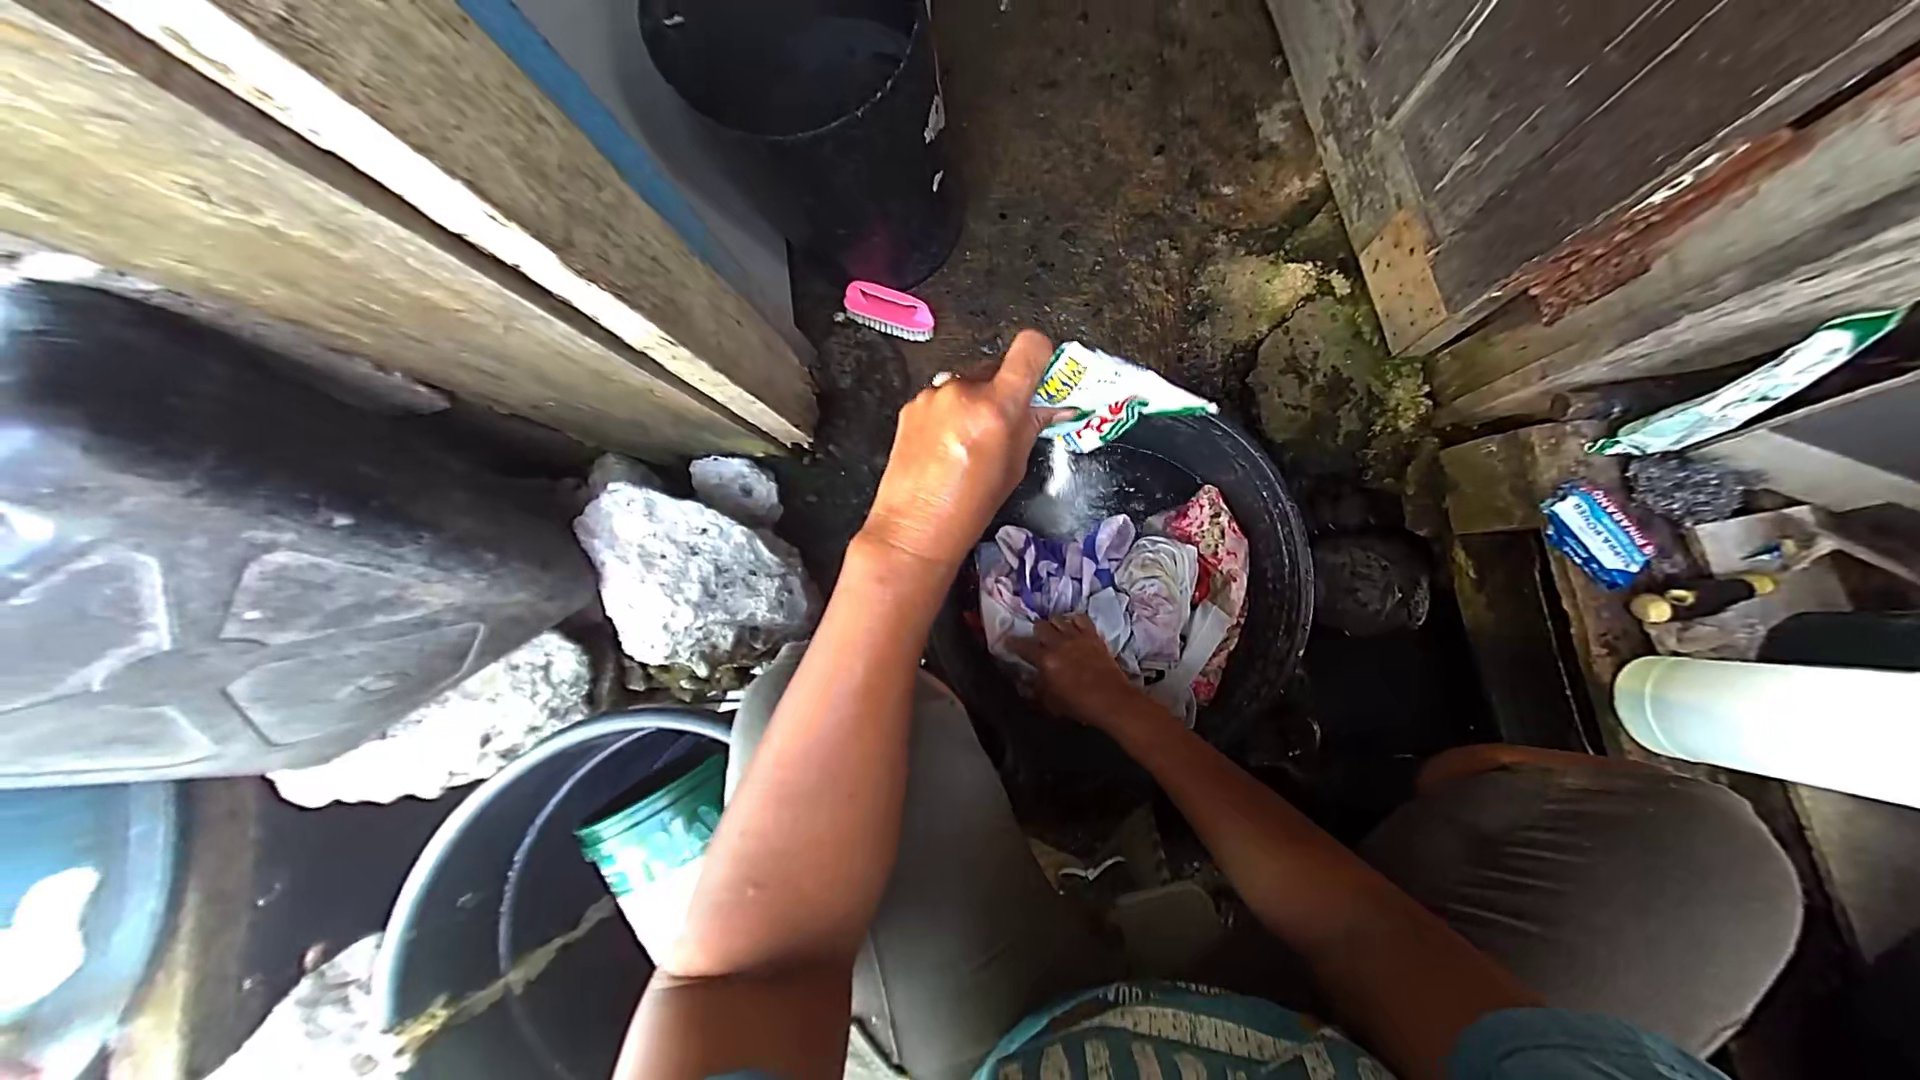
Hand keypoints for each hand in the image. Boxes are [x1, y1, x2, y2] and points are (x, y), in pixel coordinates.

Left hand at [862, 330, 1071, 569]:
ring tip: (970, 443)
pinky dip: (950, 414)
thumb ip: (1030, 427)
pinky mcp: (912, 405)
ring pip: (967, 383)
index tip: (1041, 375)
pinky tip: (947, 446)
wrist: (914, 527)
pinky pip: (943, 398)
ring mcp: (933, 396)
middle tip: (1005, 423)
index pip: (1029, 347)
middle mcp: (962, 392)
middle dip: (1004, 390)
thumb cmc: (966, 508)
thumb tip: (1051, 407)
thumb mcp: (1014, 468)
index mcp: (996, 407)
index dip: (1040, 357)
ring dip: (975, 403)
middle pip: (996, 367)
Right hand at [1009, 614, 1158, 728]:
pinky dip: (1074, 620)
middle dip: (1036, 631)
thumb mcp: (1050, 702)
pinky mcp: (1093, 635)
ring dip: (1054, 624)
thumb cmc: (1079, 705)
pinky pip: (1081, 618)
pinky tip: (1073, 627)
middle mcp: (1059, 643)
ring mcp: (1077, 637)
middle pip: (1040, 626)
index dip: (1012, 643)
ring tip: (1055, 631)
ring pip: (1059, 618)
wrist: (1111, 700)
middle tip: (1037, 639)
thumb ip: (1035, 690)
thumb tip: (1025, 683)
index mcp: (1045, 660)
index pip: (1022, 646)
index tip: (1007, 641)